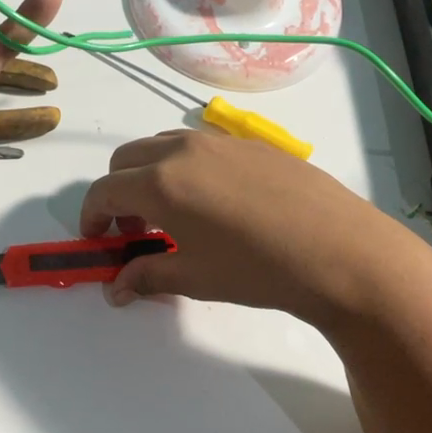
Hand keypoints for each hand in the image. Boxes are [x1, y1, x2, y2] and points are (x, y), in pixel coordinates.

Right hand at [79, 131, 431, 322]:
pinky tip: (216, 205)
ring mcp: (220, 142)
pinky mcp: (252, 144)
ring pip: (162, 146)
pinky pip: (200, 147)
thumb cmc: (257, 270)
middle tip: (134, 231)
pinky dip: (186, 169)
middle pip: (126, 160)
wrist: (339, 252)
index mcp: (159, 184)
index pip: (103, 191)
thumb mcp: (194, 278)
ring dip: (149, 175)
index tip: (98, 241)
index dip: (91, 218)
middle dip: (117, 193)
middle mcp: (182, 152)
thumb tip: (115, 290)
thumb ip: (146, 276)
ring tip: (173, 216)